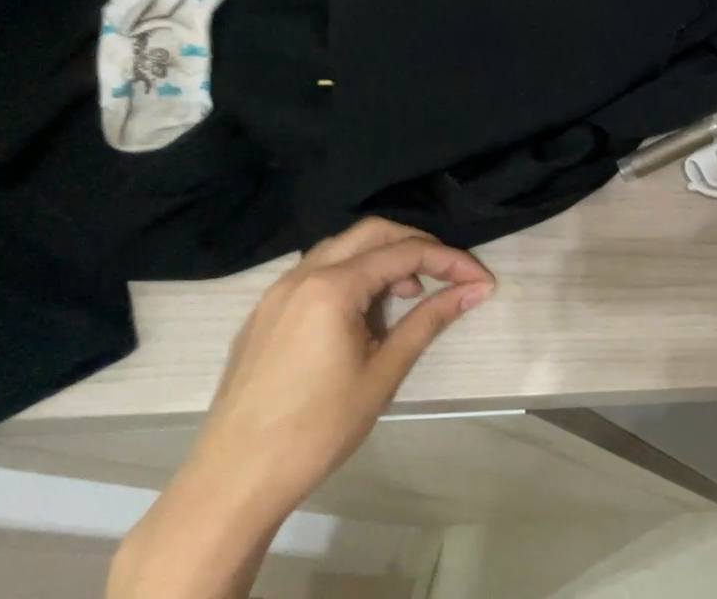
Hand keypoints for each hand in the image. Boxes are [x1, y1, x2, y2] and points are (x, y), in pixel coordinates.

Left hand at [110, 219, 492, 597]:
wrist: (233, 482)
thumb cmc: (318, 428)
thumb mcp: (385, 371)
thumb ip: (430, 319)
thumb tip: (477, 289)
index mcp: (330, 288)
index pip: (405, 252)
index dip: (452, 260)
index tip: (483, 281)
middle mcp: (299, 279)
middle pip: (371, 233)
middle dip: (419, 245)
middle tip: (450, 274)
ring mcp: (274, 298)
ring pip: (341, 250)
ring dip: (384, 258)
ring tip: (412, 294)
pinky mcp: (263, 319)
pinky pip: (316, 274)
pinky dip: (353, 276)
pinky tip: (368, 313)